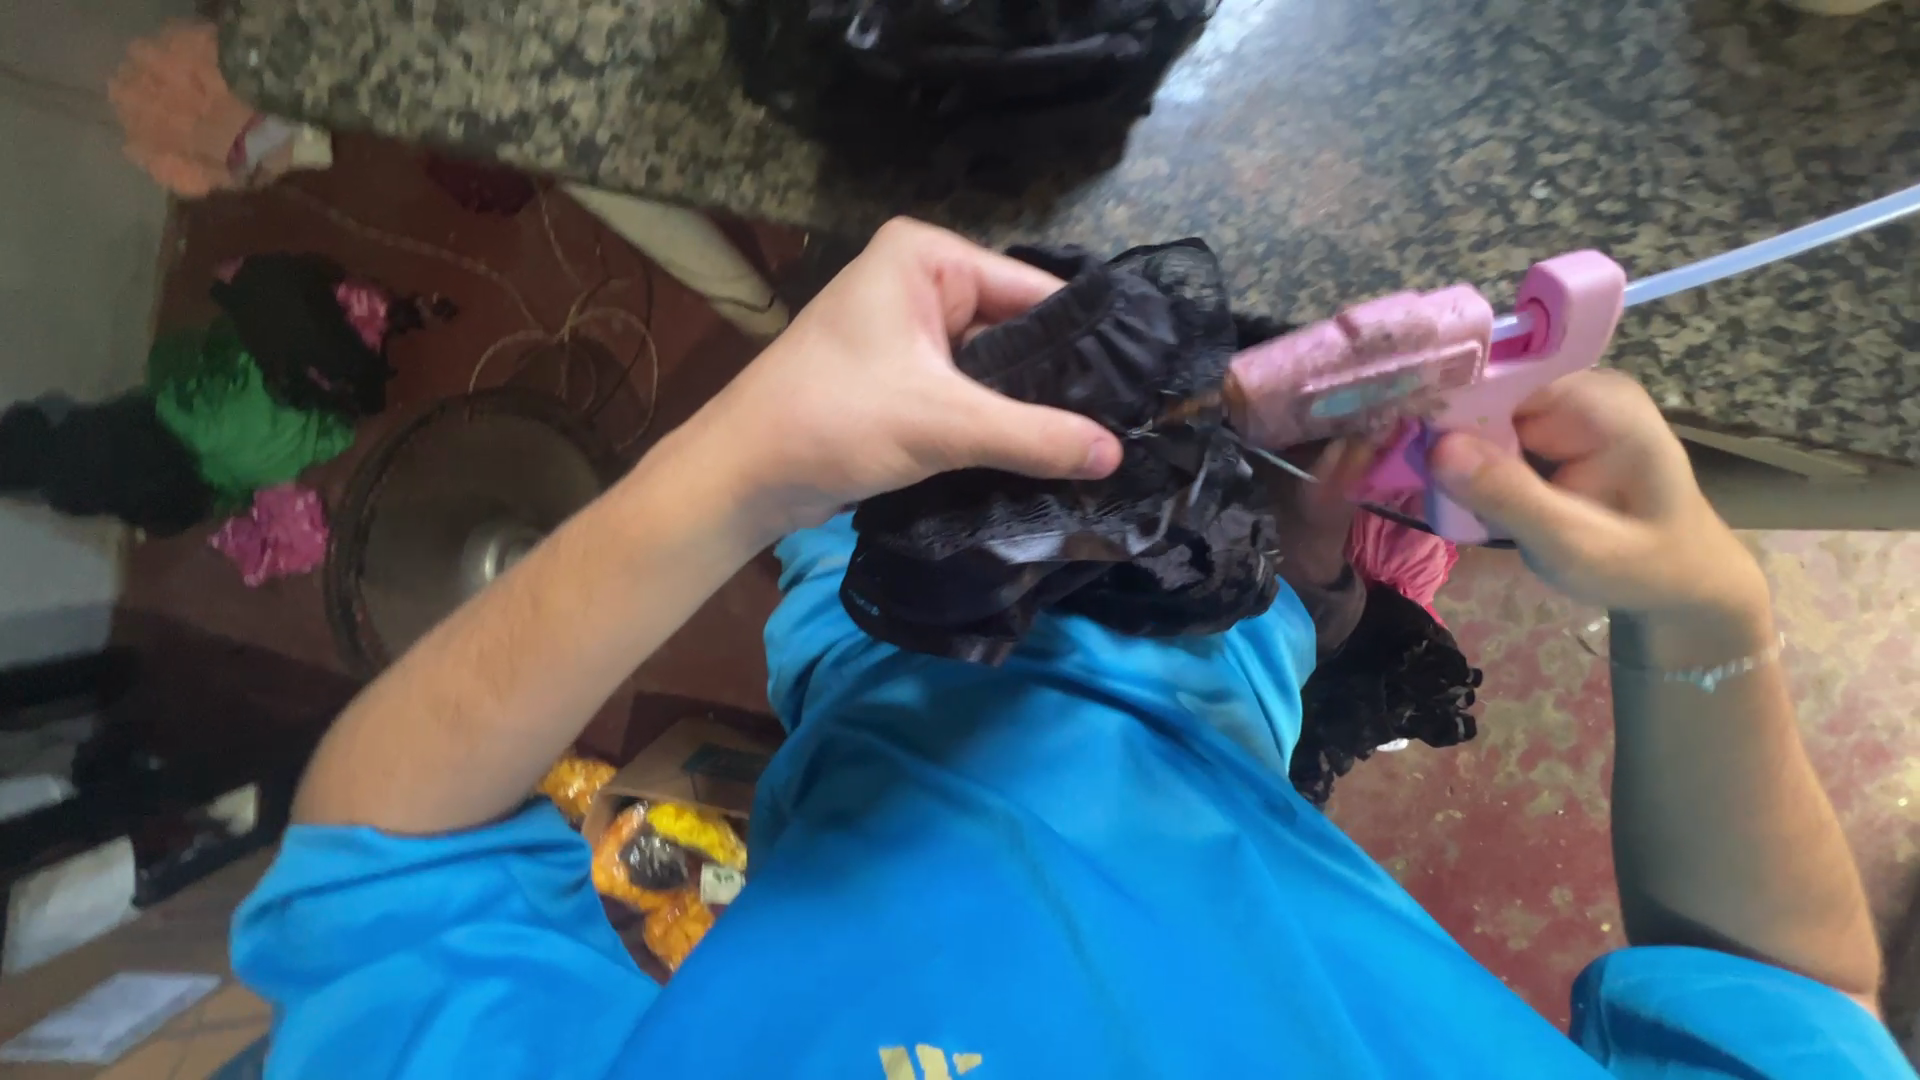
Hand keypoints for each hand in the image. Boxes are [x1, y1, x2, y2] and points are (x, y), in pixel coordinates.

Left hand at [680, 219, 1123, 538]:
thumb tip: (1115, 454)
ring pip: (992, 368)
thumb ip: (1034, 435)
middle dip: (1059, 379)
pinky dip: (995, 422)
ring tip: (1098, 444)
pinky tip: (1043, 454)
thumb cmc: (834, 421)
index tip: (1140, 384)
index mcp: (928, 258)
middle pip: (1015, 329)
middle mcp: (919, 283)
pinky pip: (965, 394)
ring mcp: (908, 333)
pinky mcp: (900, 379)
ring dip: (1029, 407)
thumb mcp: (943, 422)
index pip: (1033, 290)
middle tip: (1127, 423)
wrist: (744, 475)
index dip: (1086, 338)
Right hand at [1427, 370, 1767, 622]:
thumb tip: (1437, 448)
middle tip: (1415, 482)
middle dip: (1442, 437)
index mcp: (1597, 403)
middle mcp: (1577, 390)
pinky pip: (1484, 433)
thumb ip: (1508, 496)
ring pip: (1474, 416)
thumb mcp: (1573, 544)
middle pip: (1480, 394)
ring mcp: (1559, 407)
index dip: (1446, 403)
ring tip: (1433, 491)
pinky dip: (1462, 463)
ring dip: (1447, 455)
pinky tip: (1453, 490)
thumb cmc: (1641, 567)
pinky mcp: (1544, 427)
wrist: (1681, 582)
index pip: (1498, 380)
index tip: (1402, 439)